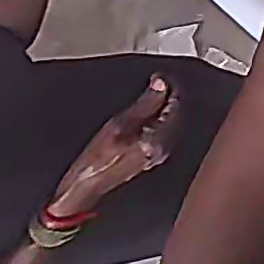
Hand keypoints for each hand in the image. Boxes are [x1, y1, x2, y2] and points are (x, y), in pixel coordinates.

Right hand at [49, 75, 181, 215]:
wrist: (86, 185)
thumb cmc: (96, 157)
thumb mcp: (118, 124)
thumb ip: (144, 104)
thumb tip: (161, 84)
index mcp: (159, 140)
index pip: (175, 106)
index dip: (170, 89)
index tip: (161, 78)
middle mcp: (166, 147)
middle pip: (177, 114)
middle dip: (169, 97)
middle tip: (157, 84)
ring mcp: (163, 152)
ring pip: (172, 122)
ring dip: (165, 107)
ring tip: (152, 95)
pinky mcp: (156, 155)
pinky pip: (166, 130)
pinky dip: (161, 119)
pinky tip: (150, 113)